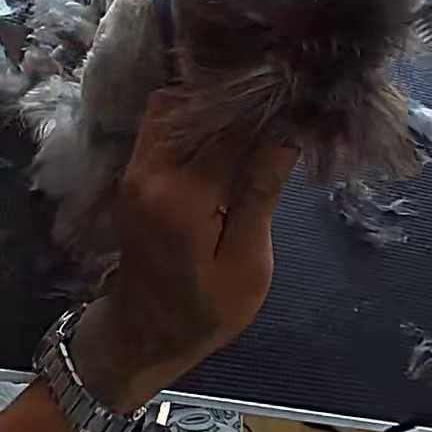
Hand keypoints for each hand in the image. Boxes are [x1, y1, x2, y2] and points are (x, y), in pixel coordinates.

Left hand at [71, 93, 299, 412]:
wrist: (143, 331)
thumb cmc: (203, 310)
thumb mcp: (246, 265)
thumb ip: (260, 196)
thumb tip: (285, 139)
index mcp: (181, 197)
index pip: (229, 131)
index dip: (266, 114)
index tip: (299, 104)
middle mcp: (149, 172)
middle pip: (191, 104)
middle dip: (236, 101)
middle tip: (276, 109)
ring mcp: (134, 170)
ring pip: (168, 107)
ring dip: (209, 106)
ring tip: (251, 121)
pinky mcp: (132, 173)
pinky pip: (158, 126)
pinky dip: (189, 118)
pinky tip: (222, 134)